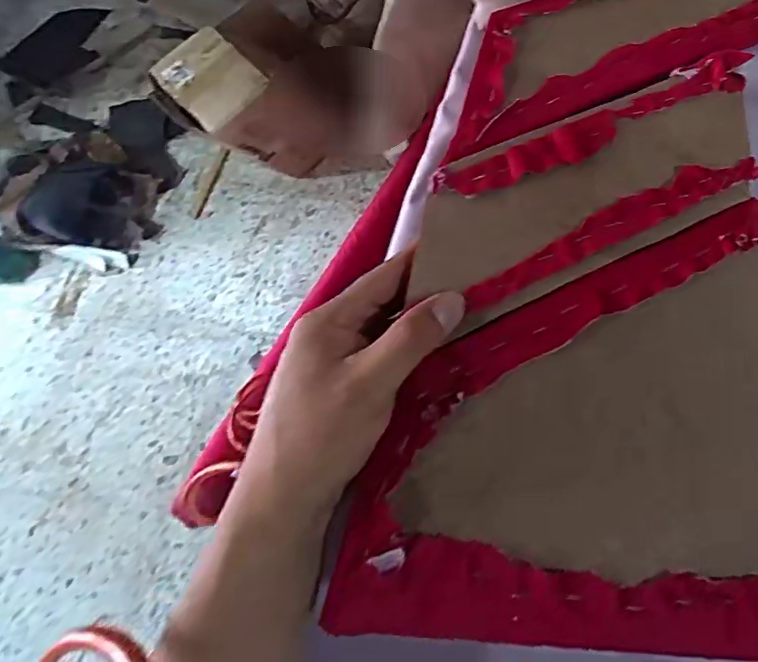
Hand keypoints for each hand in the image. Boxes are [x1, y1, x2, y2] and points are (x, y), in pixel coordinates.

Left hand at [155, 254, 462, 661]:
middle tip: (477, 285)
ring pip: (387, 325)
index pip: (385, 275)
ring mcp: (334, 357)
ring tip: (466, 313)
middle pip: (387, 298)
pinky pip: (384, 349)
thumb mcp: (371, 383)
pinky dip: (411, 345)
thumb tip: (454, 297)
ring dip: (421, 320)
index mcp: (328, 320)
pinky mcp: (342, 382)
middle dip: (429, 290)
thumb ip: (412, 337)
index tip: (466, 250)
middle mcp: (329, 331)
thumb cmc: (321, 438)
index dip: (425, 259)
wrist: (280, 507)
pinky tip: (437, 351)